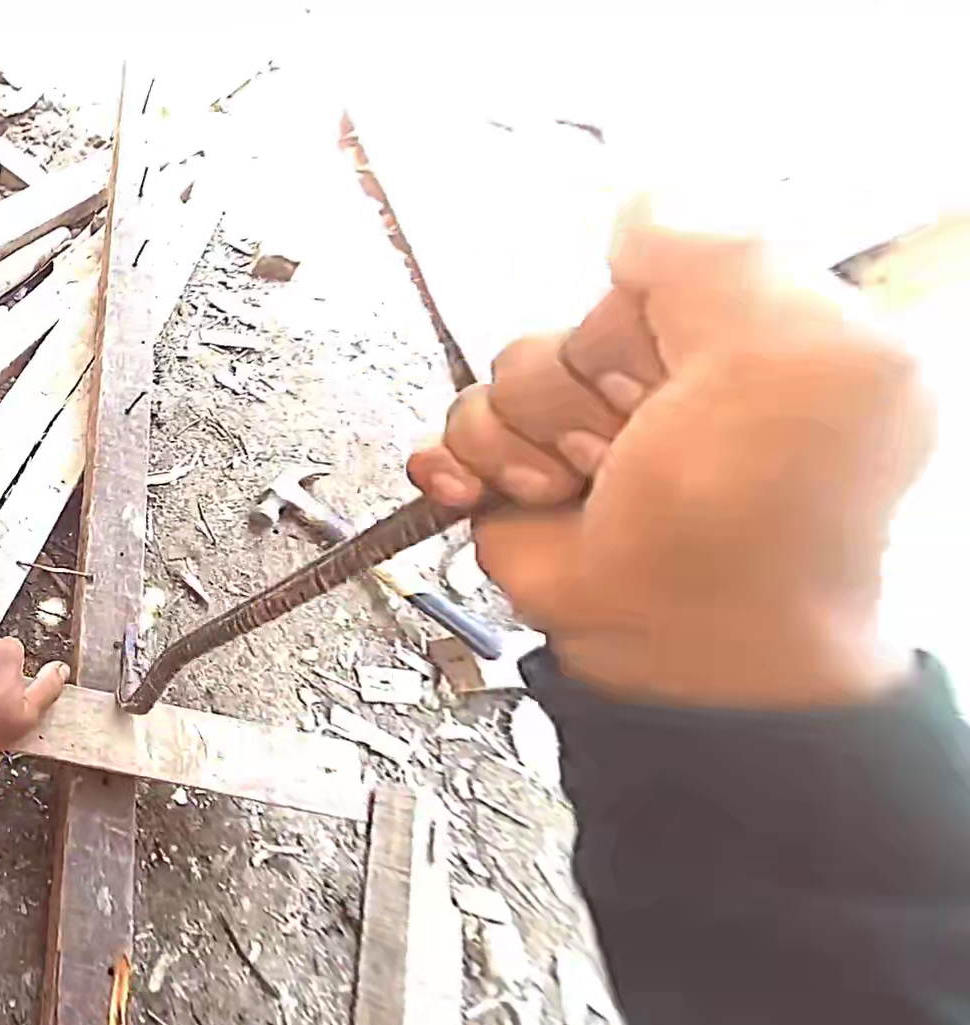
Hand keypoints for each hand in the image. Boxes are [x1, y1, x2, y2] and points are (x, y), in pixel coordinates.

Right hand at [407, 207, 934, 707]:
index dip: (628, 337)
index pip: (623, 284)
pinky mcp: (496, 475)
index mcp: (715, 340)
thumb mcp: (784, 364)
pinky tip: (481, 494)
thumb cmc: (747, 516)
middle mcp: (629, 383)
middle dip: (565, 404)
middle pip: (540, 341)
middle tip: (617, 453)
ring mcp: (553, 433)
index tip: (666, 392)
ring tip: (565, 488)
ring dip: (513, 448)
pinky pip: (439, 439)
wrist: (664, 624)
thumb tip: (638, 200)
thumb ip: (719, 263)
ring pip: (482, 394)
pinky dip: (451, 468)